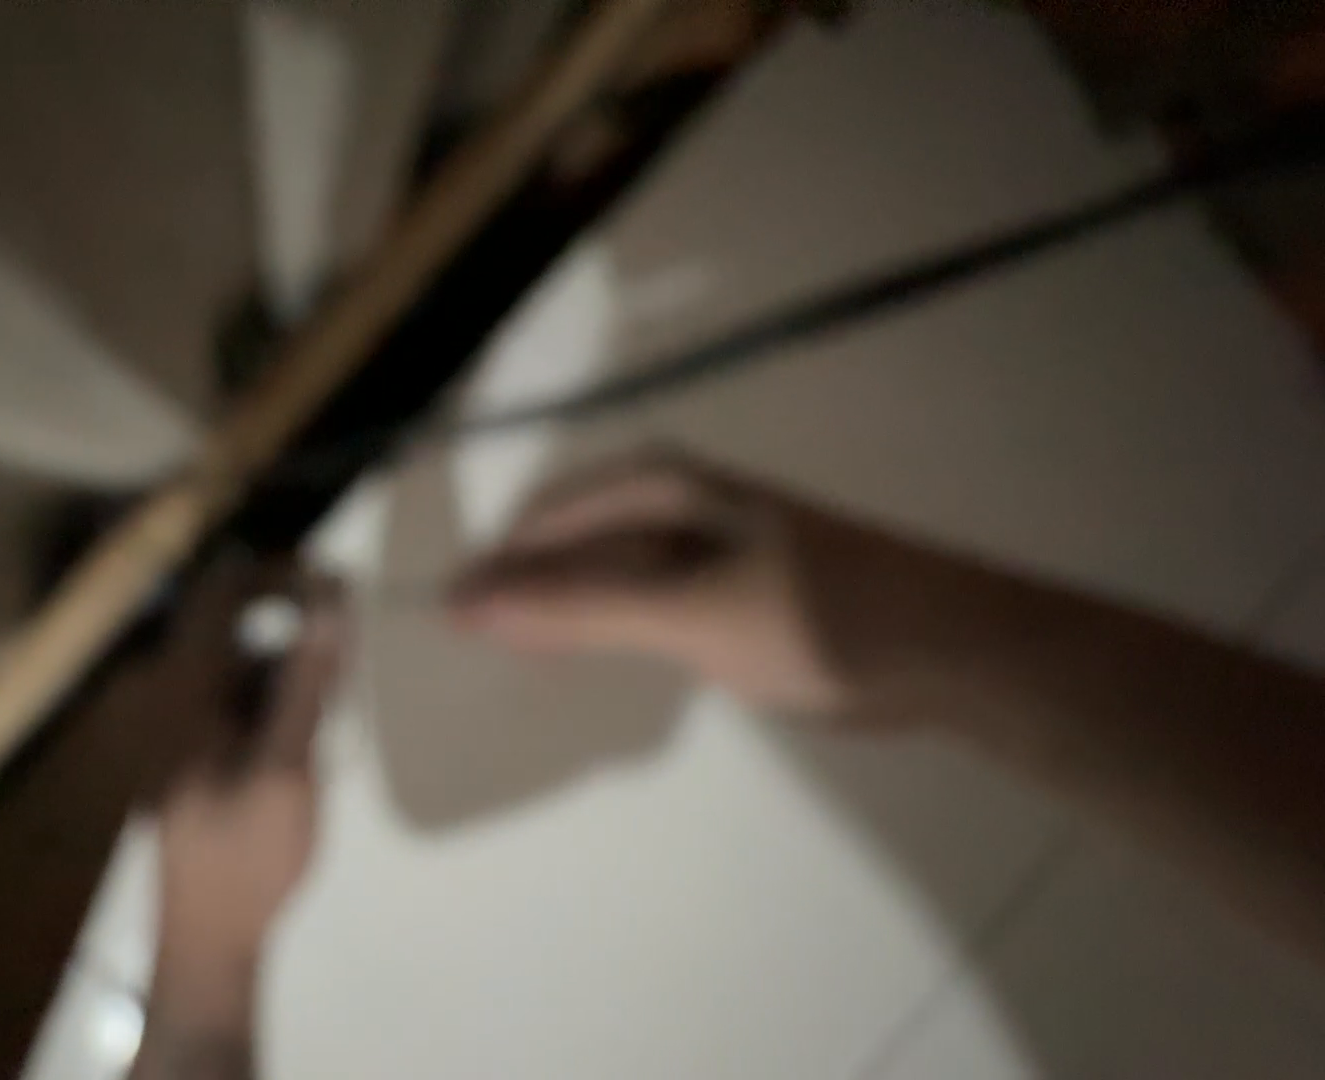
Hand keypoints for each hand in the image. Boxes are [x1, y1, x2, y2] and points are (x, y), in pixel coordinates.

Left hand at [150, 579, 346, 1025]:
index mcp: (183, 688)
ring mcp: (191, 724)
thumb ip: (307, 681)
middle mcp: (178, 694)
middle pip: (243, 631)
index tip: (329, 582)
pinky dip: (284, 708)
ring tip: (331, 718)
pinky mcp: (207, 750)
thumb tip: (329, 599)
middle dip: (299, 639)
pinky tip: (311, 744)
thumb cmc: (244, 854)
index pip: (218, 593)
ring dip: (297, 678)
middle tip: (346, 668)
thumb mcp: (285, 764)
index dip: (272, 572)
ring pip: (252, 669)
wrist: (210, 941)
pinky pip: (248, 704)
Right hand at [446, 451, 858, 714]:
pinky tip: (568, 660)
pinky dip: (592, 632)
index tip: (451, 620)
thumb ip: (577, 608)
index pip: (543, 521)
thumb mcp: (684, 609)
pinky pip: (625, 607)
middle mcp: (665, 506)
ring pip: (592, 579)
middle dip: (516, 591)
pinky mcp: (706, 594)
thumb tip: (472, 604)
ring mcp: (687, 552)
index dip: (494, 567)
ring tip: (503, 655)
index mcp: (657, 484)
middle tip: (469, 643)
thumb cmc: (813, 614)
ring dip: (549, 614)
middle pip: (563, 546)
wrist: (950, 656)